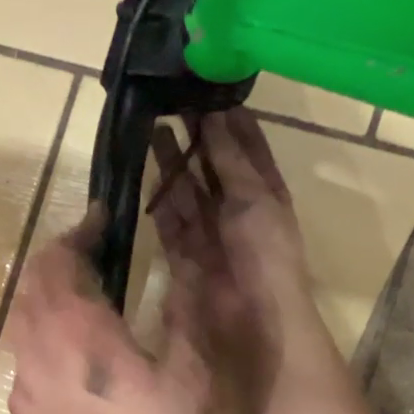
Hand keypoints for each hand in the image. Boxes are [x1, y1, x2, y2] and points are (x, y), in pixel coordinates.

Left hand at [6, 207, 212, 413]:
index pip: (60, 257)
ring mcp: (22, 375)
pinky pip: (24, 352)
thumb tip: (186, 275)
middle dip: (56, 258)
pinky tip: (68, 355)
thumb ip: (185, 319)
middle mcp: (39, 341)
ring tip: (76, 298)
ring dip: (44, 295)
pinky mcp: (20, 404)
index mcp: (78, 325)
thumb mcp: (186, 378)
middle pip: (32, 280)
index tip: (99, 220)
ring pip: (21, 316)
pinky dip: (41, 334)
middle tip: (88, 253)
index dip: (77, 232)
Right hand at [149, 108, 317, 397]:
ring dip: (173, 162)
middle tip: (171, 100)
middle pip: (215, 168)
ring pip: (188, 193)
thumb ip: (232, 160)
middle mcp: (239, 213)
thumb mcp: (256, 200)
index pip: (249, 148)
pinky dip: (159, 200)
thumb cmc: (266, 259)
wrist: (253, 329)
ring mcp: (211, 237)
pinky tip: (146, 172)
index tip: (208, 85)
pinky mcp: (184, 259)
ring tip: (152, 124)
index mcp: (268, 196)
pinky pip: (170, 223)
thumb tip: (215, 113)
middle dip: (197, 137)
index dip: (231, 119)